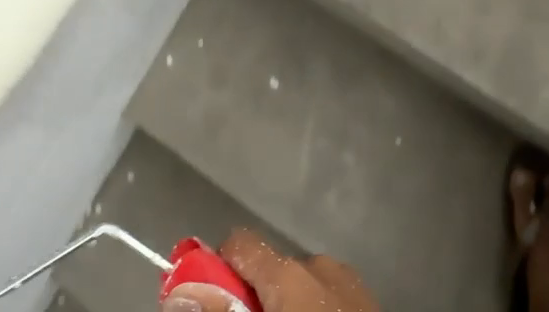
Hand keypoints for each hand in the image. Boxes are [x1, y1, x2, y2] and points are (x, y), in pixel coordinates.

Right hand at [162, 230, 378, 311]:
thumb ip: (218, 311)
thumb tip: (176, 293)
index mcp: (290, 270)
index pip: (238, 243)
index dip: (217, 270)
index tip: (209, 302)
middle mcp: (321, 265)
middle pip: (270, 271)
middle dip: (254, 299)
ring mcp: (353, 286)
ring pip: (303, 289)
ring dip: (287, 307)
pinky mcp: (372, 304)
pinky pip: (330, 302)